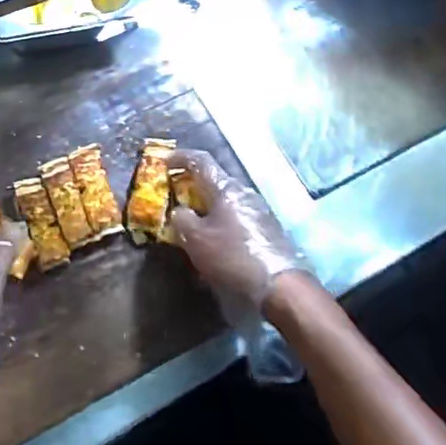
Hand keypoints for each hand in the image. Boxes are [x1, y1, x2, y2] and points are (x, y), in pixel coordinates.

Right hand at [167, 149, 306, 306]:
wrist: (282, 287)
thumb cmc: (233, 256)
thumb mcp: (195, 239)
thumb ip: (181, 219)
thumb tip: (180, 212)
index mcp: (225, 188)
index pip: (200, 160)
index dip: (179, 157)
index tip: (163, 162)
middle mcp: (244, 192)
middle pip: (213, 181)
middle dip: (192, 186)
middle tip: (174, 196)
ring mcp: (259, 211)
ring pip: (225, 201)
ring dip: (206, 208)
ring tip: (193, 224)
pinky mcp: (268, 230)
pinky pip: (236, 217)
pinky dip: (220, 222)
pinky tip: (215, 242)